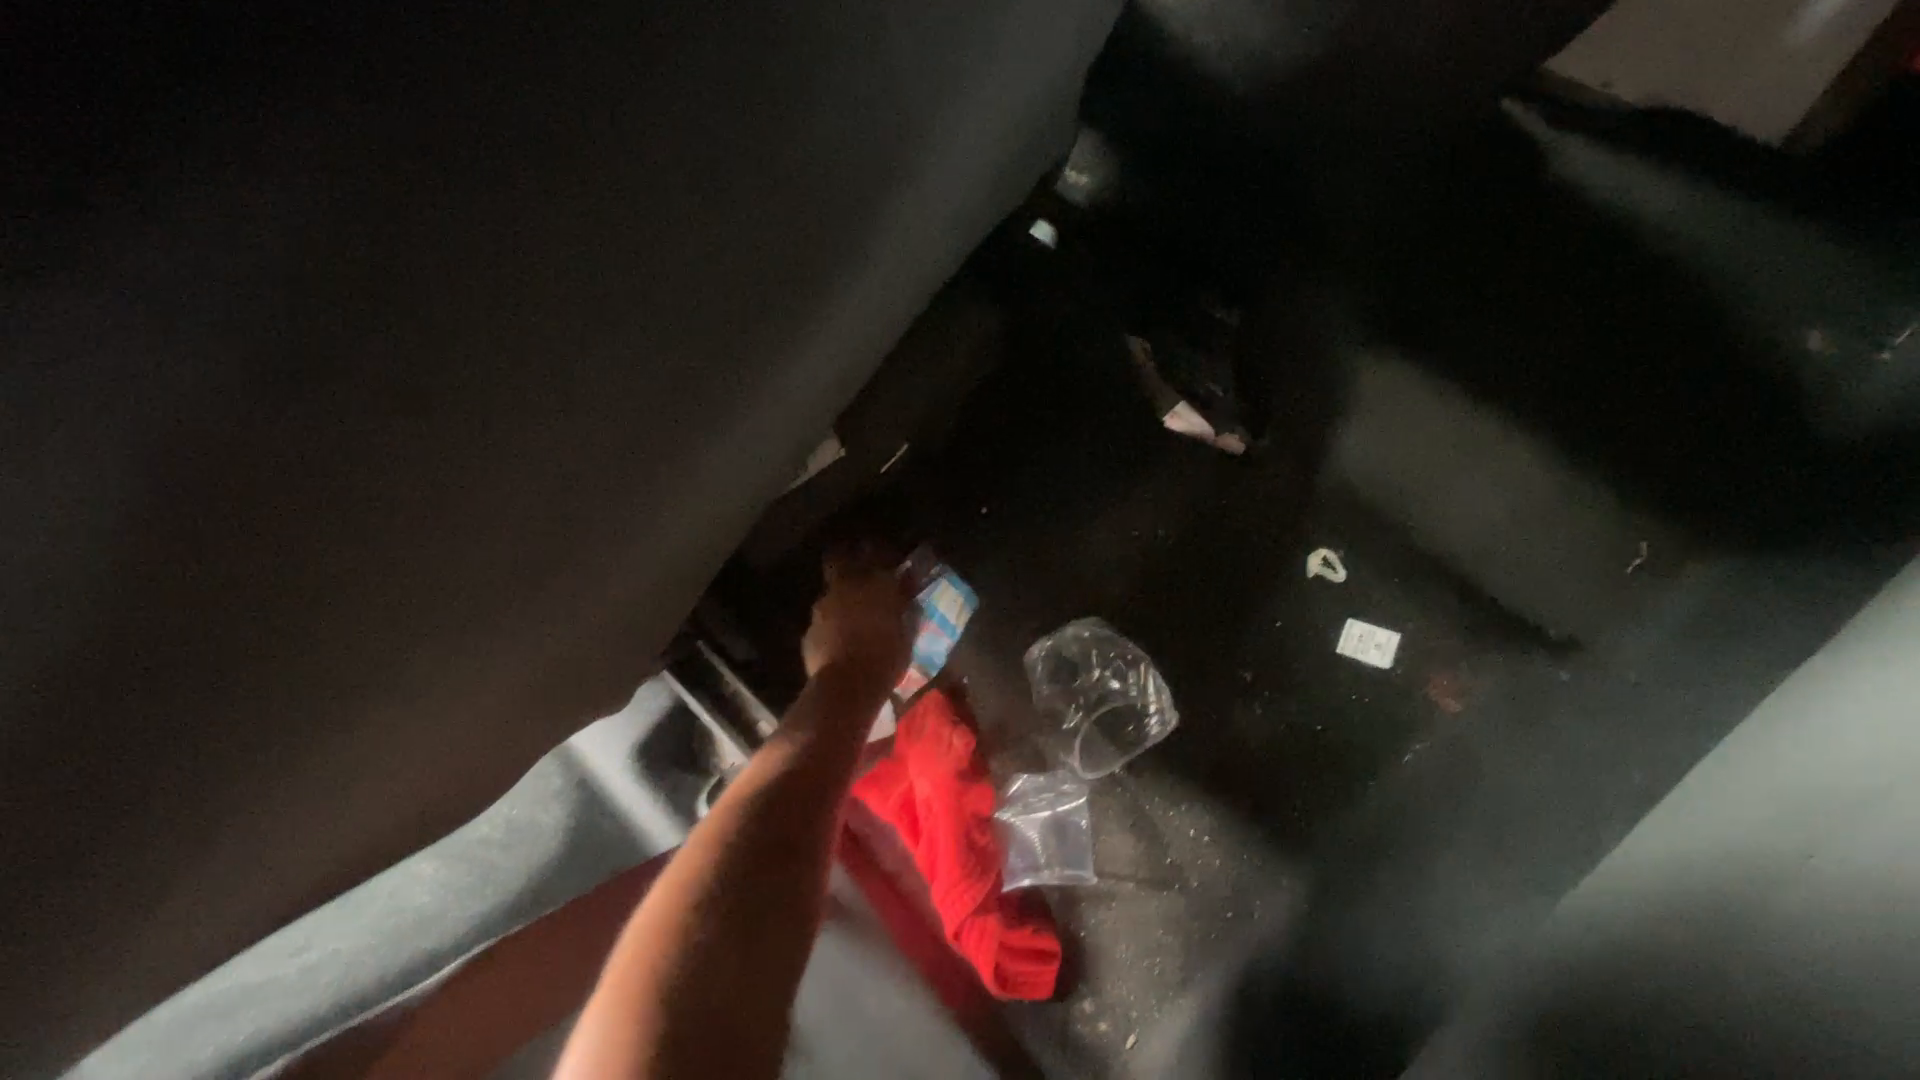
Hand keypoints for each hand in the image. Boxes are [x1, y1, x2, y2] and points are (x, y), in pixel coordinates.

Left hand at [801, 554, 913, 690]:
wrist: (846, 685)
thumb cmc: (887, 658)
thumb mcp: (908, 633)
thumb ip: (907, 608)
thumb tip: (909, 594)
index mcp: (875, 583)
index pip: (877, 552)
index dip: (880, 551)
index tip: (887, 556)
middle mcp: (845, 586)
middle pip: (838, 557)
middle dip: (846, 558)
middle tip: (856, 567)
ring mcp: (822, 606)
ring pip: (829, 590)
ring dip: (839, 596)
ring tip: (850, 613)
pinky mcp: (809, 629)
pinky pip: (821, 619)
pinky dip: (830, 624)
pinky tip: (838, 639)